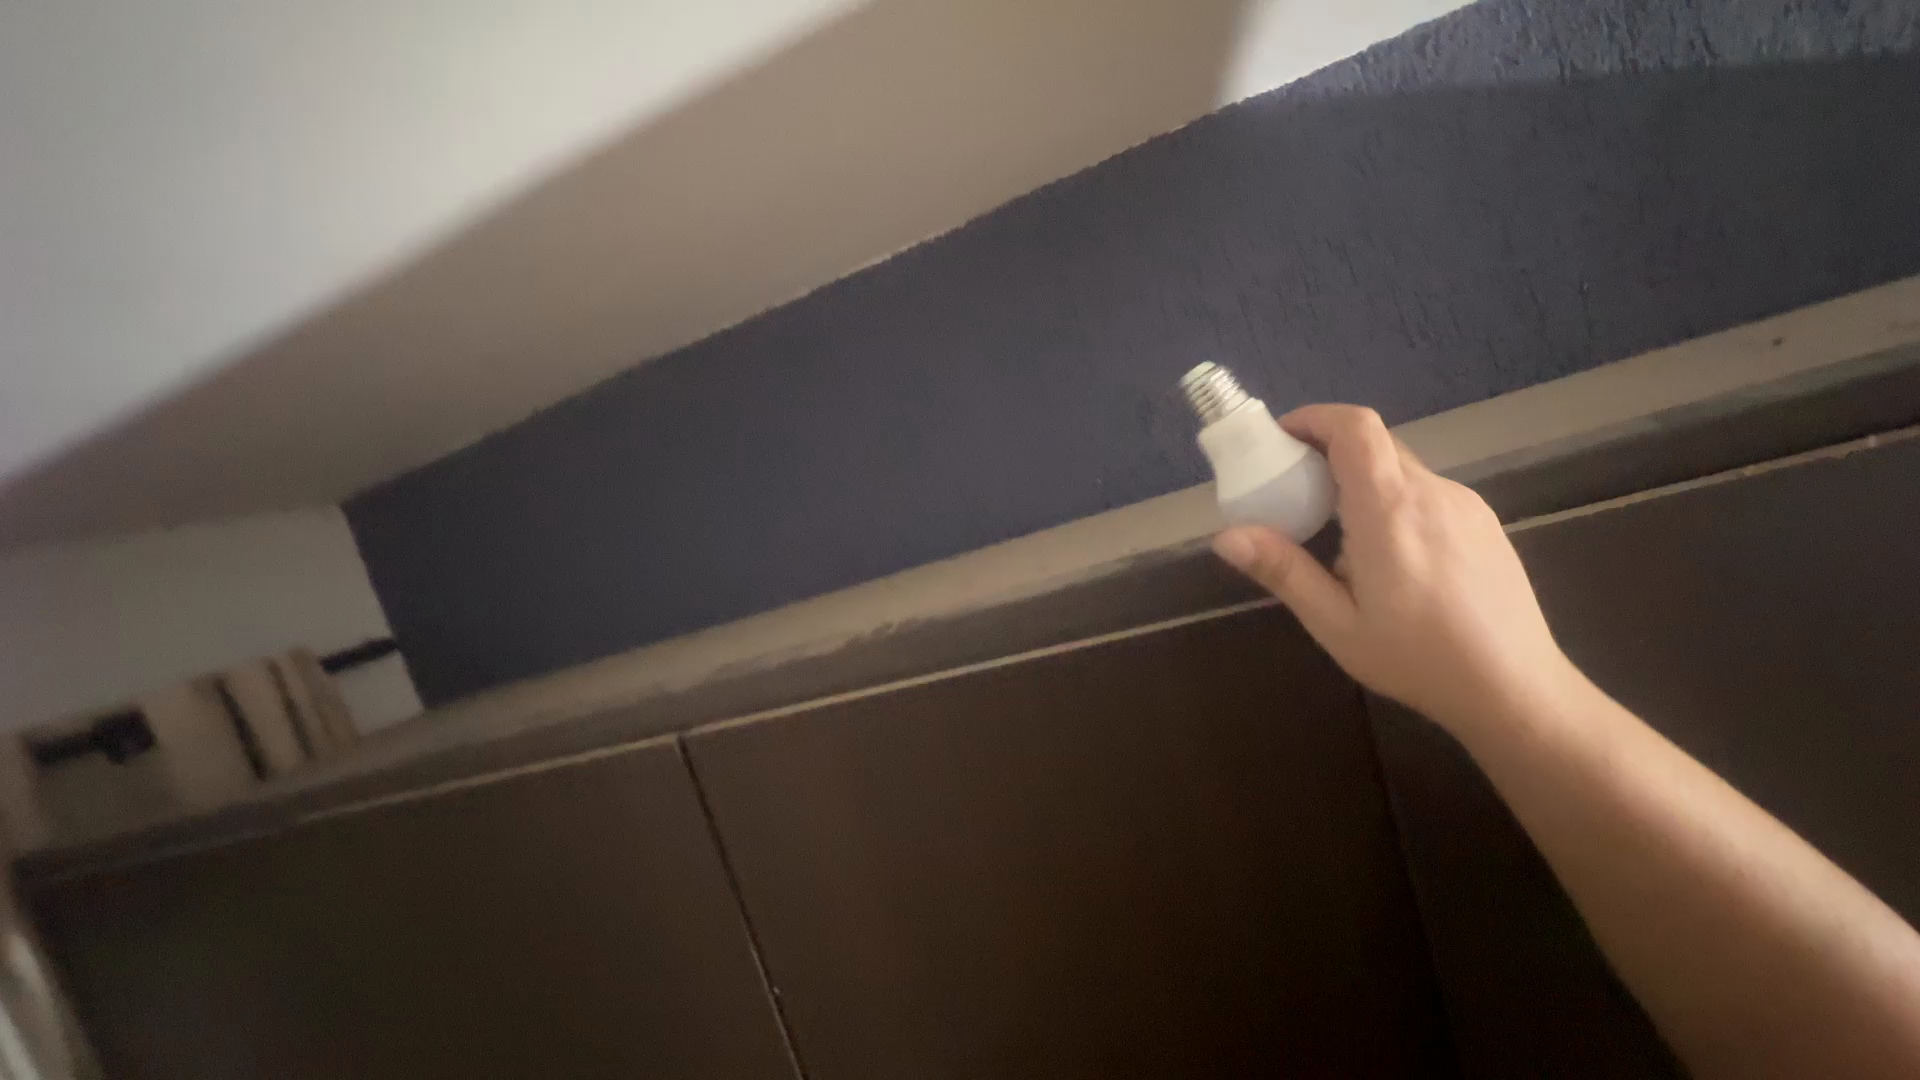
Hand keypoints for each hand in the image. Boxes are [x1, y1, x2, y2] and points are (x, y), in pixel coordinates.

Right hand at [1213, 404, 1577, 735]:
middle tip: (1291, 487)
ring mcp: (1464, 504)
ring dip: (1359, 477)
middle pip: (1375, 442)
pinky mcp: (1483, 522)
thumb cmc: (1415, 657)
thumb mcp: (1335, 622)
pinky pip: (1426, 490)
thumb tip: (1224, 537)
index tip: (1279, 439)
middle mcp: (1431, 492)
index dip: (1314, 418)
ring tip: (1332, 526)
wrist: (1514, 688)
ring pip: (1401, 467)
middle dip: (1326, 449)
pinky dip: (1390, 497)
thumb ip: (1282, 570)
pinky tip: (1385, 551)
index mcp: (1388, 509)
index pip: (1355, 427)